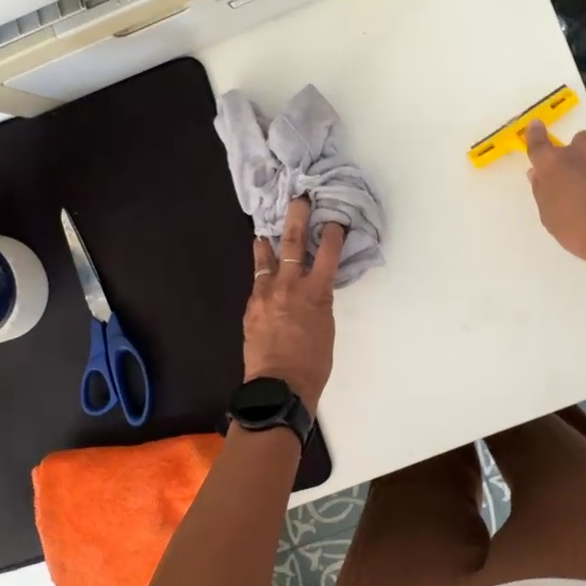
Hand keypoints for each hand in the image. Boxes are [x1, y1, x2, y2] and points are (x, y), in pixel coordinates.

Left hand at [243, 198, 342, 411]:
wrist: (279, 387)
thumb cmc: (313, 364)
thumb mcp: (326, 327)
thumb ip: (319, 302)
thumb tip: (312, 291)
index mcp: (316, 293)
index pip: (327, 252)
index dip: (332, 233)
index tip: (335, 219)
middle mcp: (289, 286)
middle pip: (292, 242)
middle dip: (296, 217)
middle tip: (298, 199)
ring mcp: (265, 294)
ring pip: (265, 259)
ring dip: (266, 243)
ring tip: (264, 232)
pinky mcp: (250, 307)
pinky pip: (257, 283)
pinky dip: (261, 275)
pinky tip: (261, 275)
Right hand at [524, 121, 585, 276]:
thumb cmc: (580, 232)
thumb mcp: (550, 217)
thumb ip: (542, 190)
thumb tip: (538, 173)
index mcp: (554, 164)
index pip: (538, 142)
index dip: (535, 134)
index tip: (535, 126)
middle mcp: (581, 150)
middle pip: (575, 144)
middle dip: (575, 157)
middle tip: (579, 181)